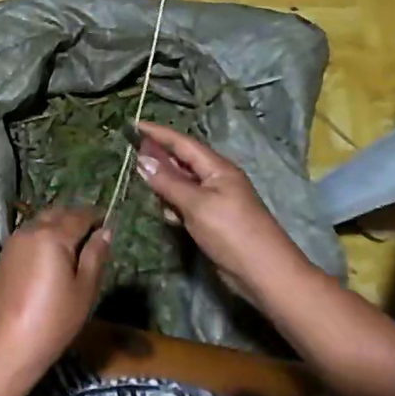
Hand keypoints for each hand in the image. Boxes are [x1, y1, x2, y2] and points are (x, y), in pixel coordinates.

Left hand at [0, 207, 110, 369]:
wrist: (5, 347)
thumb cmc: (52, 320)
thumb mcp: (84, 289)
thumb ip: (96, 255)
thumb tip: (105, 231)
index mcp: (54, 235)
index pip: (81, 215)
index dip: (98, 218)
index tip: (109, 228)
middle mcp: (33, 230)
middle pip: (60, 213)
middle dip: (78, 219)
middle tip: (93, 240)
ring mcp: (16, 241)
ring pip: (43, 221)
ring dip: (60, 226)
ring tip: (74, 251)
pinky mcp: (6, 255)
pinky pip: (31, 234)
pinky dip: (45, 236)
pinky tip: (53, 259)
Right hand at [131, 121, 315, 306]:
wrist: (262, 271)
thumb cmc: (231, 231)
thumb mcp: (197, 204)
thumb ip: (169, 182)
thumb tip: (142, 159)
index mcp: (217, 167)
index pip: (183, 143)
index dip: (158, 133)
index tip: (134, 123)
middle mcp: (216, 178)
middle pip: (183, 161)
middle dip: (160, 156)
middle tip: (131, 152)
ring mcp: (215, 200)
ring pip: (183, 183)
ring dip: (165, 183)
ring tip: (143, 182)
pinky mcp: (212, 220)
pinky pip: (187, 204)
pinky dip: (174, 205)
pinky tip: (165, 213)